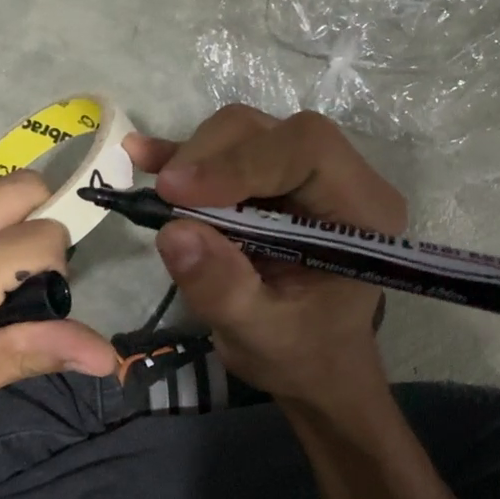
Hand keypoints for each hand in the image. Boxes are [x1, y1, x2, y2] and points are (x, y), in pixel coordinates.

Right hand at [126, 106, 406, 403]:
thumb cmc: (299, 354)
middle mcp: (336, 179)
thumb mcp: (260, 334)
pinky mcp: (262, 182)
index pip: (305, 149)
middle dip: (208, 159)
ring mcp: (297, 177)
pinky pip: (222, 153)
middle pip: (267, 132)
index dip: (238, 162)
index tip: (175, 193)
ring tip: (161, 202)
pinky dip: (180, 155)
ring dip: (192, 161)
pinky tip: (141, 155)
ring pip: (240, 134)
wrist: (310, 366)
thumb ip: (223, 287)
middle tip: (165, 203)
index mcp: (358, 210)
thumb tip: (173, 232)